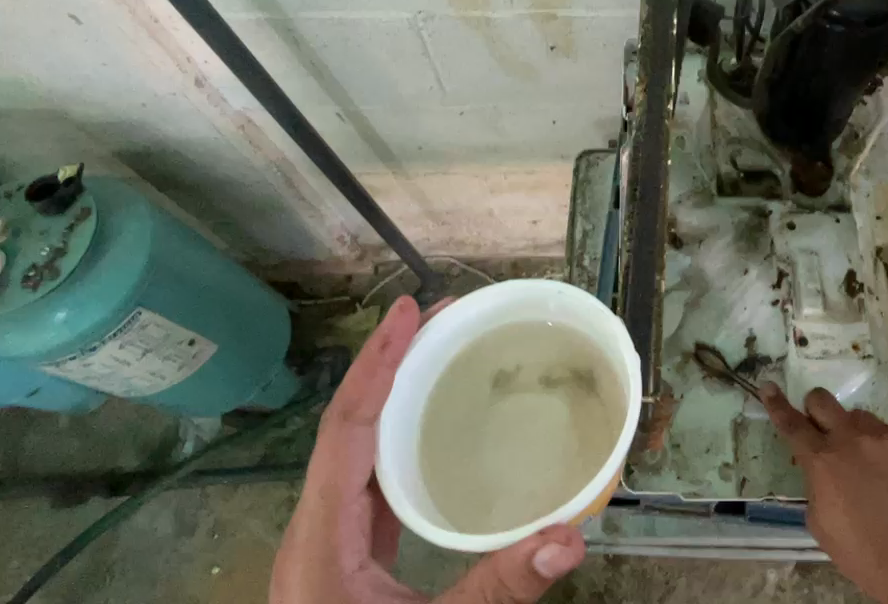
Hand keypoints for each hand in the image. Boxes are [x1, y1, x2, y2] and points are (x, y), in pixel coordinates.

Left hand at [272, 296, 585, 603]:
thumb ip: (500, 590)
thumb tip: (574, 533)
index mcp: (319, 543)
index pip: (344, 430)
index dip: (376, 365)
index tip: (408, 311)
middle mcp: (313, 533)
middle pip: (344, 428)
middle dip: (387, 365)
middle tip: (437, 317)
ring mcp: (325, 547)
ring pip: (353, 451)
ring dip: (391, 397)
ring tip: (437, 355)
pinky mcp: (342, 561)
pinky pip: (367, 480)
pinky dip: (397, 439)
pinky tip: (431, 432)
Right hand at [761, 384, 887, 603]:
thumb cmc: (865, 553)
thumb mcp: (822, 524)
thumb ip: (817, 488)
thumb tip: (824, 476)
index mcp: (821, 460)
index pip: (791, 423)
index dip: (776, 403)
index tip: (768, 386)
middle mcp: (849, 438)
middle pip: (822, 400)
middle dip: (815, 410)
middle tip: (822, 432)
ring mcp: (882, 436)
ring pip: (858, 416)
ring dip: (853, 432)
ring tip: (867, 465)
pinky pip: (886, 433)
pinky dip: (881, 448)